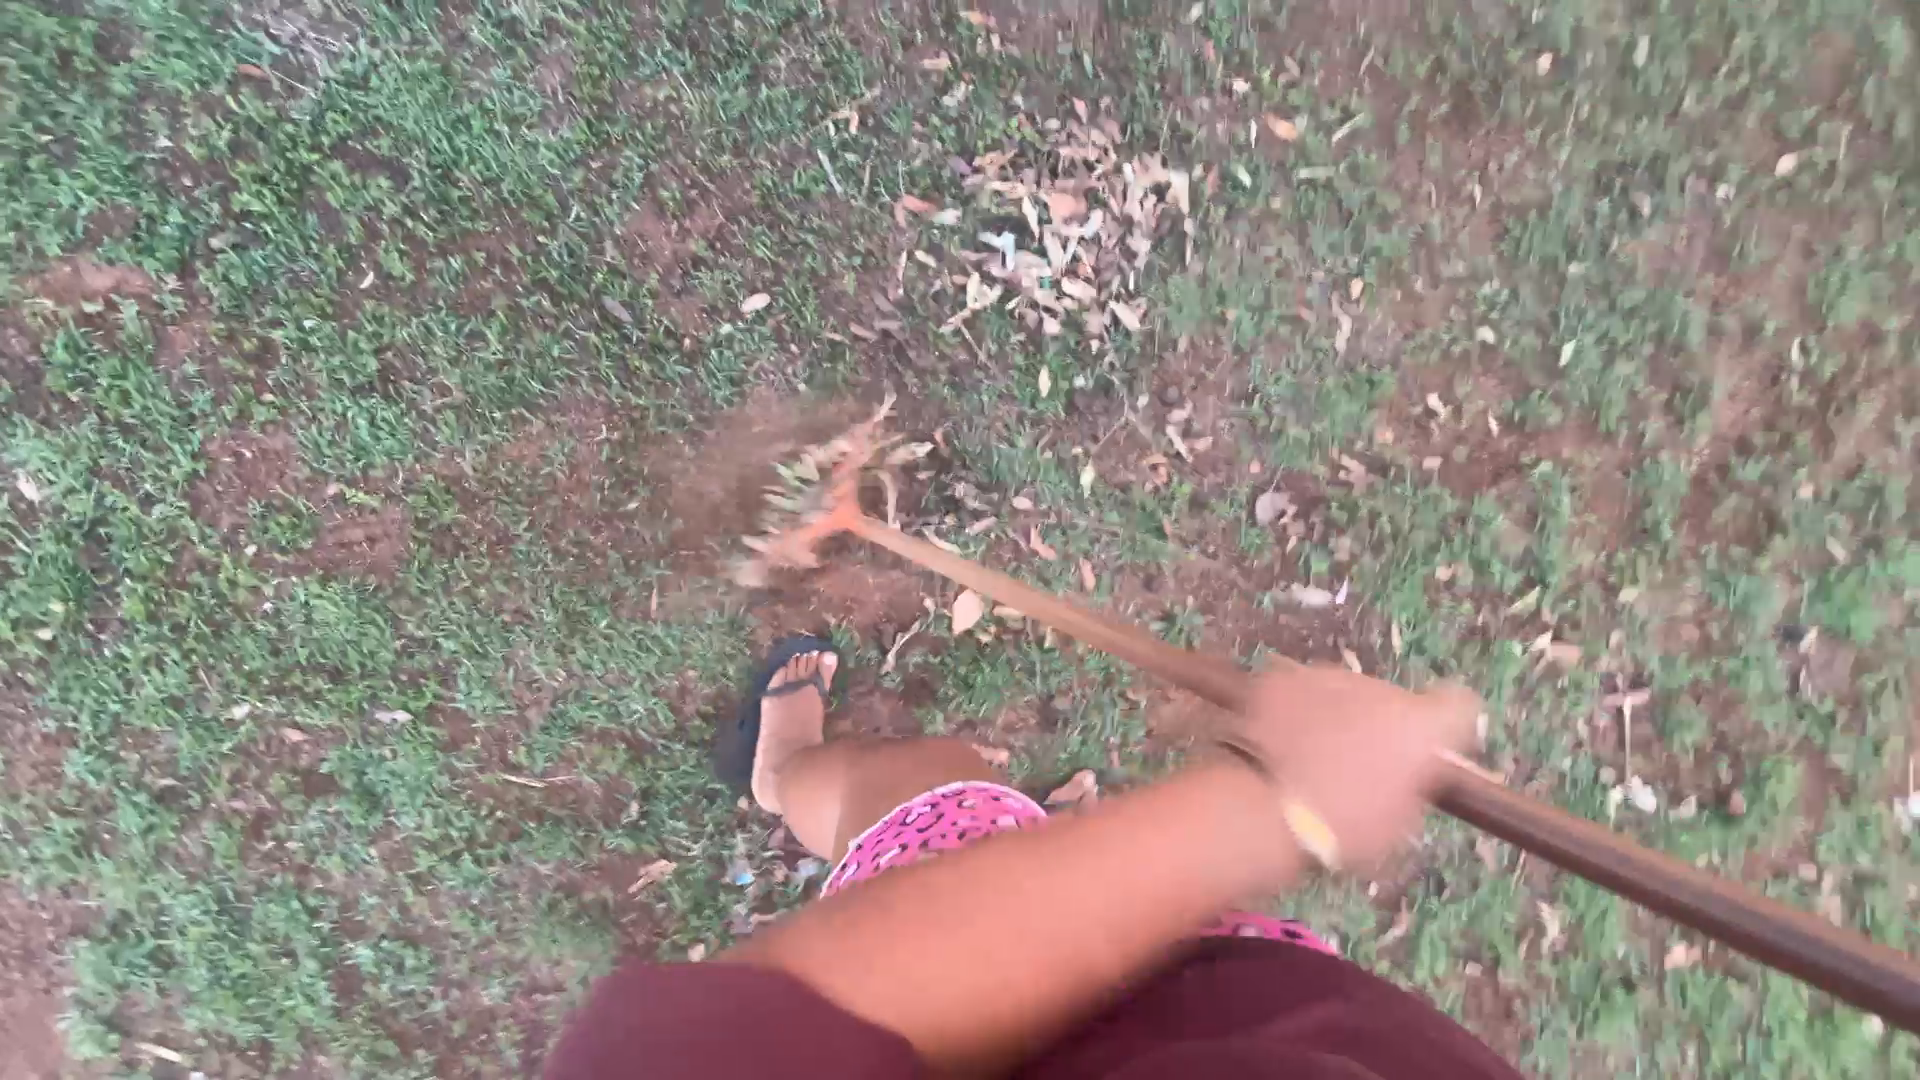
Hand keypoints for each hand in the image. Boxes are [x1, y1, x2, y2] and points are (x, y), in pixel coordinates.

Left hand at [1229, 665, 1480, 869]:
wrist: (1264, 807)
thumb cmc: (1340, 828)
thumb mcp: (1402, 820)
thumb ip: (1417, 782)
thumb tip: (1414, 769)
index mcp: (1422, 726)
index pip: (1459, 704)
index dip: (1445, 725)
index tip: (1430, 745)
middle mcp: (1380, 689)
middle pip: (1393, 697)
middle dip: (1382, 720)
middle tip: (1358, 756)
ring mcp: (1327, 676)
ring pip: (1344, 689)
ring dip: (1337, 710)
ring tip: (1311, 748)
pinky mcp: (1283, 675)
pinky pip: (1299, 685)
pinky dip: (1295, 703)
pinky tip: (1281, 732)